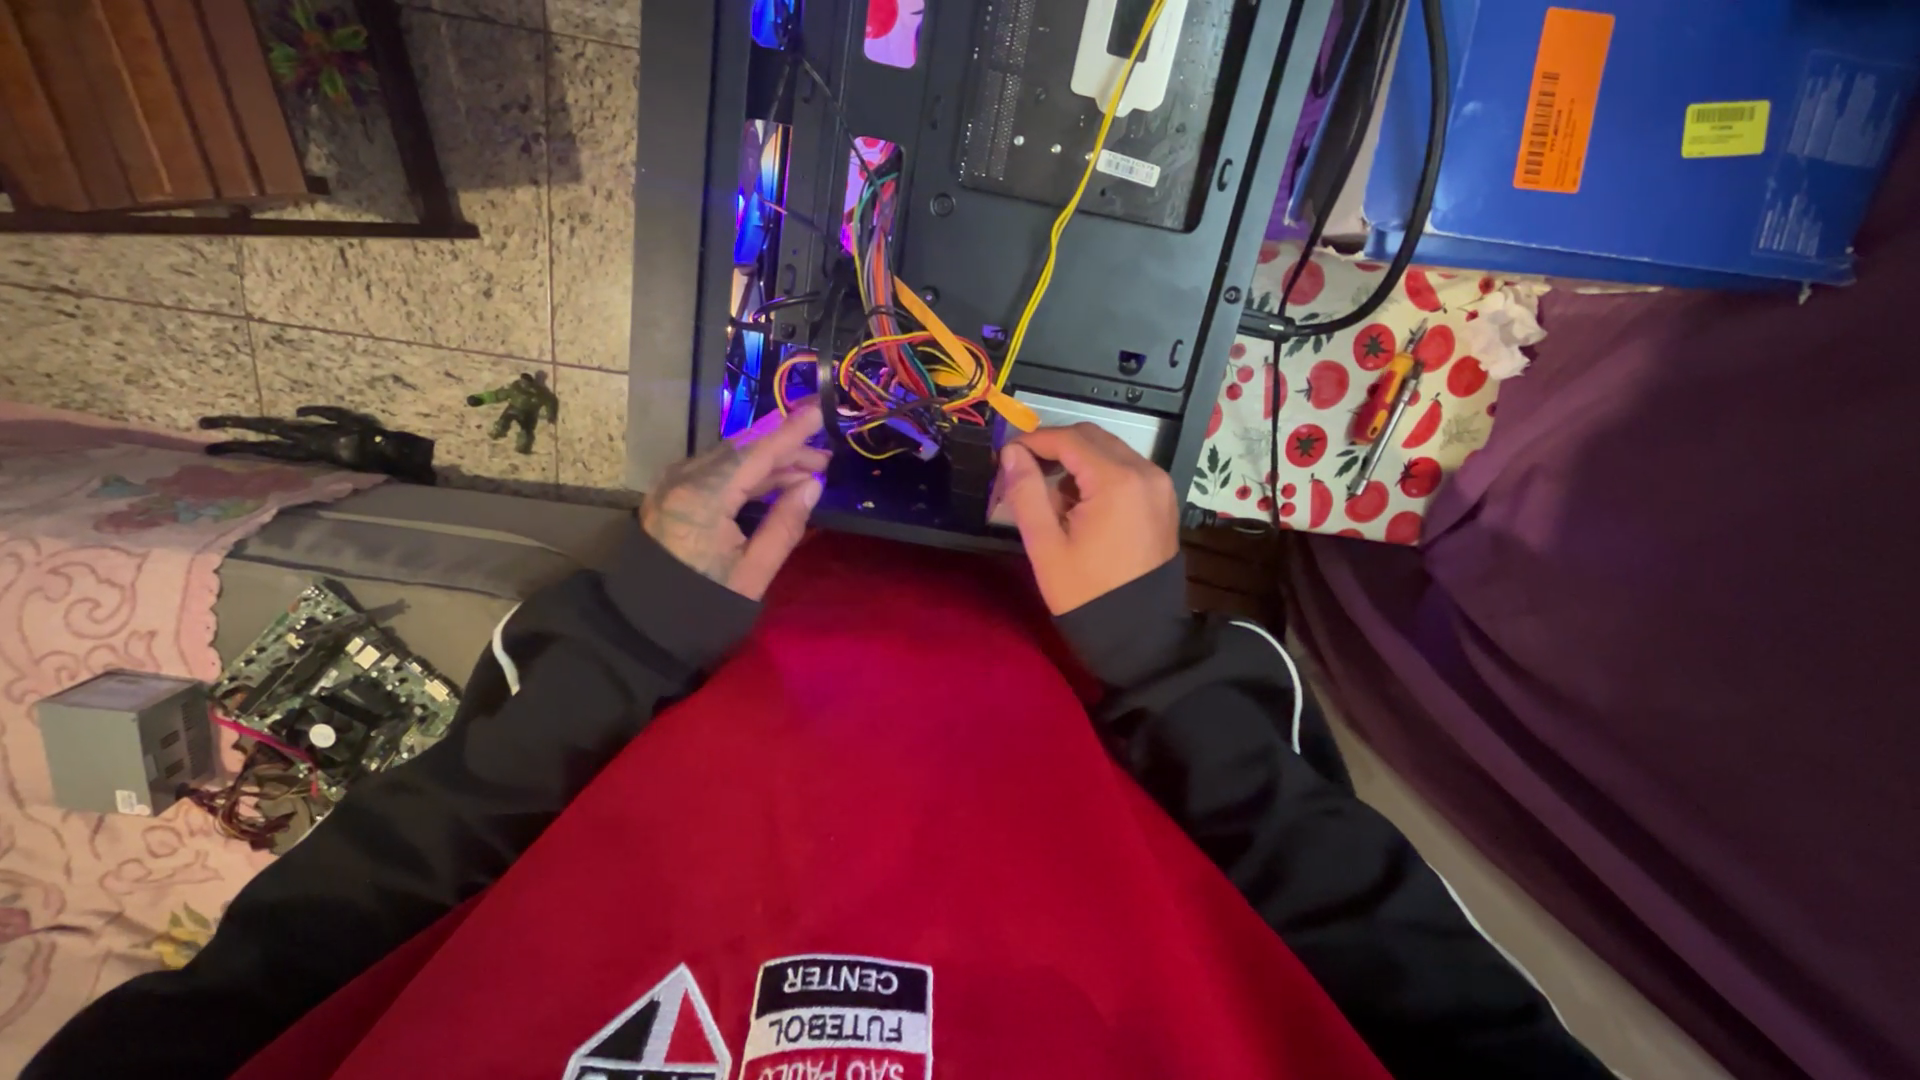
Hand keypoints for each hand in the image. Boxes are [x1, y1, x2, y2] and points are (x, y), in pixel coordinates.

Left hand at [640, 402, 829, 599]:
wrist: (645, 623)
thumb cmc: (703, 600)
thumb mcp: (754, 570)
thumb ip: (785, 524)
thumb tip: (812, 485)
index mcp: (705, 495)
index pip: (757, 453)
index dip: (792, 432)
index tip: (819, 409)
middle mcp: (685, 478)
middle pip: (744, 451)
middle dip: (786, 450)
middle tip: (825, 460)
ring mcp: (675, 483)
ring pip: (731, 459)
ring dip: (769, 463)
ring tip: (807, 472)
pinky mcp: (673, 494)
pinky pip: (717, 471)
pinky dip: (748, 474)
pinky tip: (774, 482)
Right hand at [997, 423, 1179, 614]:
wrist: (1138, 633)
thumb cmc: (1086, 592)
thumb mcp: (1046, 545)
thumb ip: (1026, 492)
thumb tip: (1012, 454)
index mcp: (1117, 481)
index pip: (1069, 439)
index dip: (1034, 440)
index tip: (1007, 454)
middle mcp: (1145, 472)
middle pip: (1092, 436)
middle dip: (1055, 446)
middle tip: (1023, 469)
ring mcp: (1159, 485)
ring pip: (1110, 450)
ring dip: (1077, 459)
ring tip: (1049, 492)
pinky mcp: (1162, 498)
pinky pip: (1126, 468)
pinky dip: (1099, 472)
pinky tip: (1079, 501)